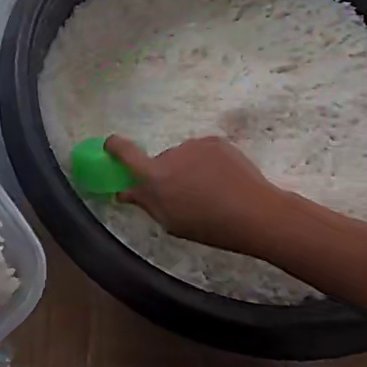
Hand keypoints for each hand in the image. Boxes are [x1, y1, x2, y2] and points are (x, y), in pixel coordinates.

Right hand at [105, 135, 292, 255]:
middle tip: (183, 196)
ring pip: (182, 156)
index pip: (124, 152)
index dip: (113, 147)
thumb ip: (145, 202)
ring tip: (210, 191)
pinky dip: (206, 163)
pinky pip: (202, 151)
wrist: (256, 213)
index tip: (109, 147)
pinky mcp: (216, 141)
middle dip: (165, 174)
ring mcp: (194, 144)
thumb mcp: (170, 222)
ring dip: (187, 168)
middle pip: (159, 161)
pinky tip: (223, 181)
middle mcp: (171, 153)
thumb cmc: (209, 225)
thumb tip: (124, 192)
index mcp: (155, 176)